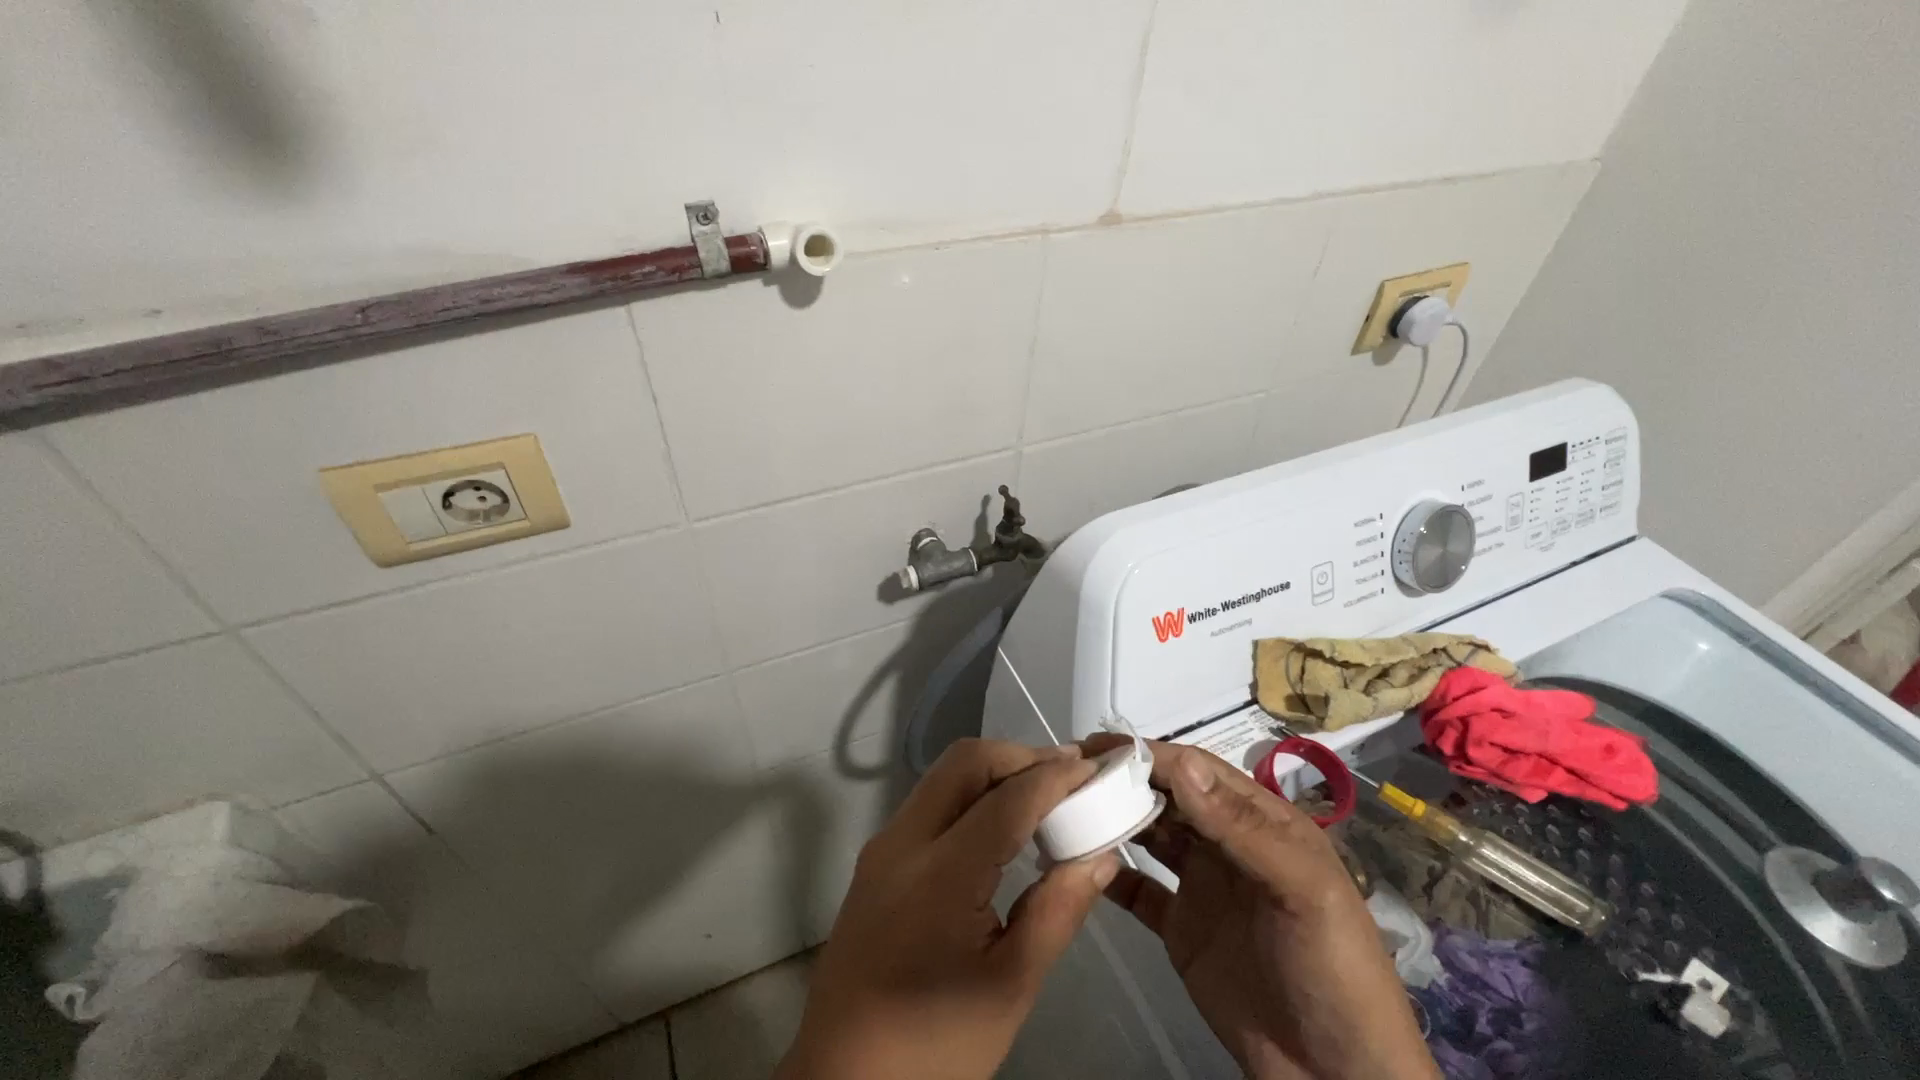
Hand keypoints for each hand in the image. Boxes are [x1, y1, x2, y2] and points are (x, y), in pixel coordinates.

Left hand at [777, 739, 1118, 1079]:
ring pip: (942, 778)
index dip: (1057, 777)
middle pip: (964, 763)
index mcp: (939, 875)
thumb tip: (1102, 855)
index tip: (1099, 768)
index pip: (1007, 799)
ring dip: (994, 774)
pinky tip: (1001, 828)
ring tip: (1045, 798)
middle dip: (1021, 757)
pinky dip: (970, 797)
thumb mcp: (1010, 986)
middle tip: (1071, 778)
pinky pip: (928, 805)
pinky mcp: (874, 864)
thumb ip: (1058, 911)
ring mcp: (881, 850)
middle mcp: (902, 844)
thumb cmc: (934, 1044)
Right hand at [1086, 735, 1438, 1079]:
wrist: (1334, 1073)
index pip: (1198, 772)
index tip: (1098, 749)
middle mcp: (1228, 845)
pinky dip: (1107, 873)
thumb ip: (1240, 827)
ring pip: (1148, 836)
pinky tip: (1072, 862)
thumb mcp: (1299, 888)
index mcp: (1263, 824)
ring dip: (1112, 819)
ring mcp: (1202, 887)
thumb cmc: (1331, 968)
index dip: (1151, 755)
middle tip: (1066, 772)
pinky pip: (1137, 891)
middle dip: (1123, 779)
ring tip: (1063, 807)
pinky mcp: (1181, 930)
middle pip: (1168, 797)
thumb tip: (1179, 763)